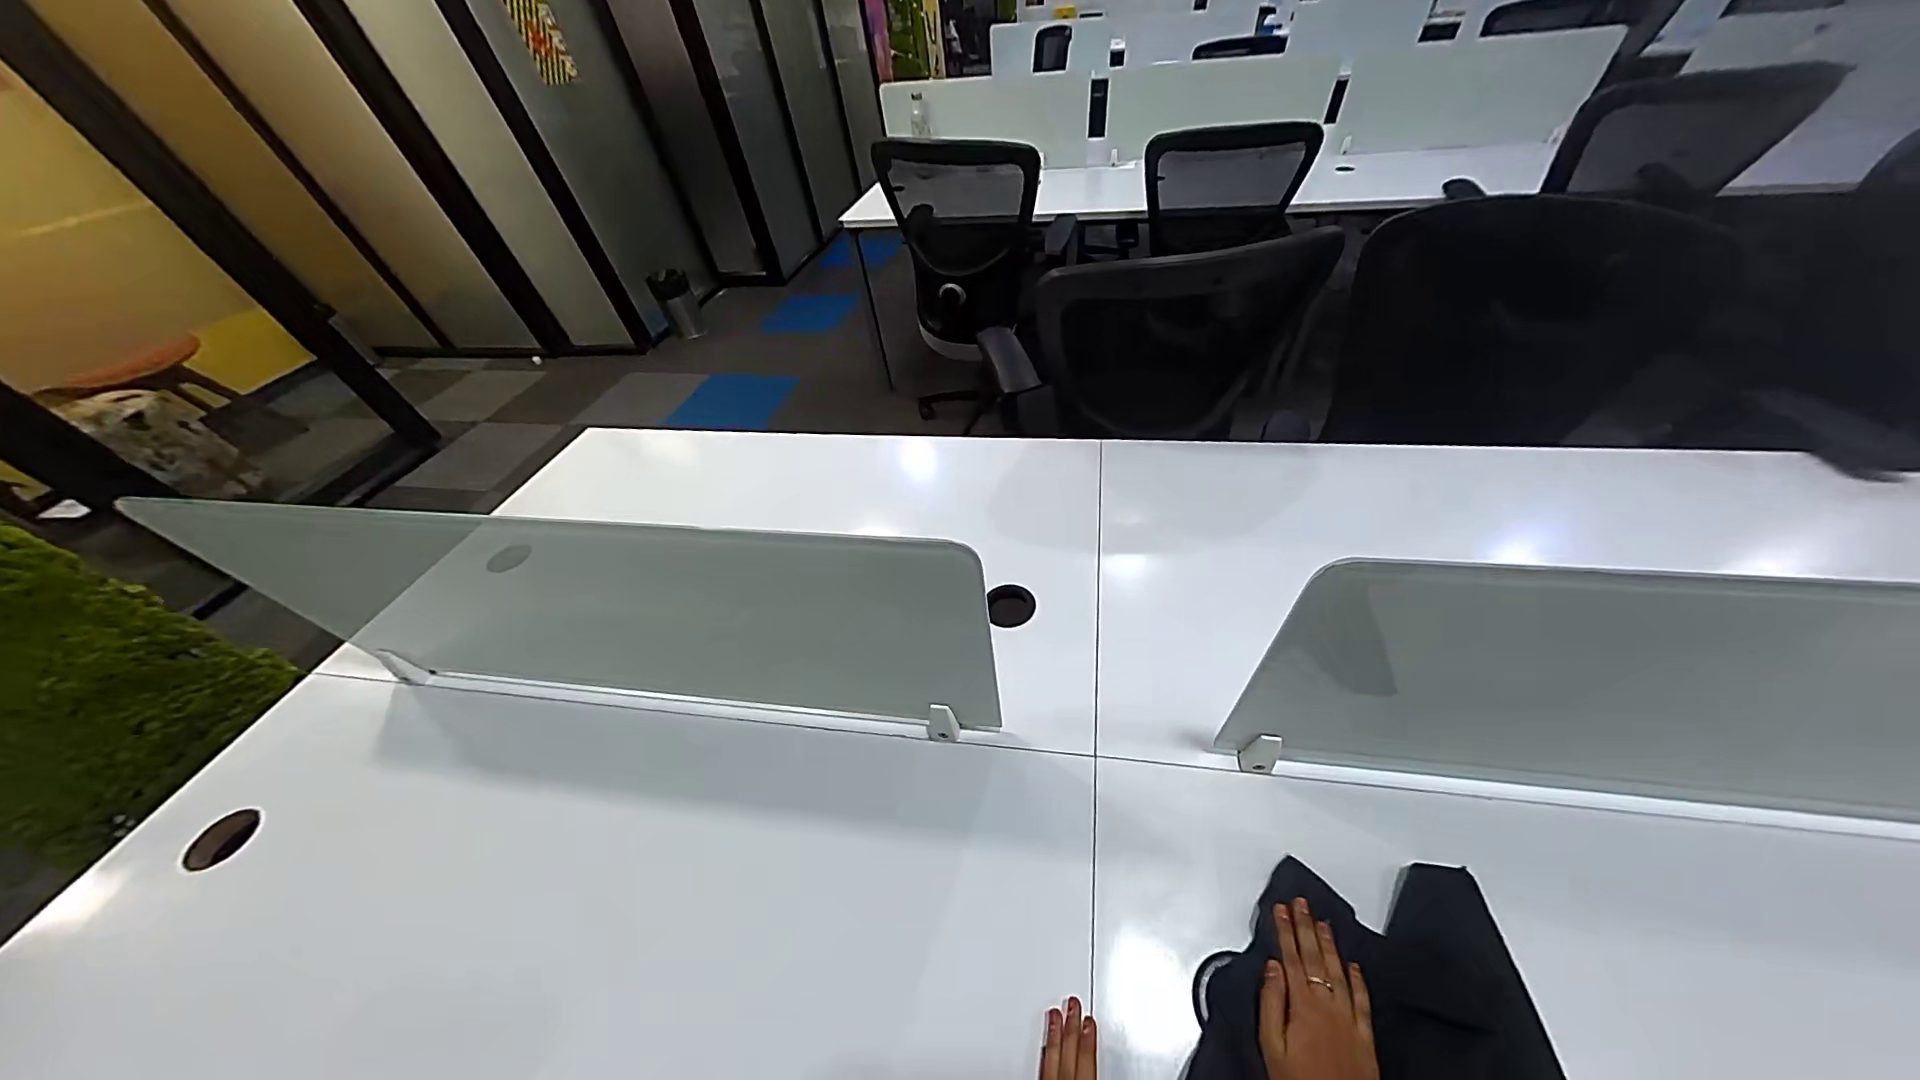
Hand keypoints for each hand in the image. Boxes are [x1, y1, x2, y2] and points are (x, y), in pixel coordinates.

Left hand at [1039, 995, 1095, 1079]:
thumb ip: (1093, 1072)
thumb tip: (1101, 1066)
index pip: (1086, 1055)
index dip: (1089, 1035)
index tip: (1088, 1018)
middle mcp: (1063, 1079)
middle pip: (1069, 1046)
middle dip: (1072, 1022)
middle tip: (1072, 1002)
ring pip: (1051, 1052)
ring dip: (1054, 1031)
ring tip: (1054, 1011)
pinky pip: (1040, 1065)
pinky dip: (1043, 1052)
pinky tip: (1043, 1044)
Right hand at [1258, 898, 1377, 1079]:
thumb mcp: (1271, 1045)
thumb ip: (1270, 1002)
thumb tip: (1272, 968)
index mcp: (1302, 1006)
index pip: (1291, 958)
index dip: (1285, 930)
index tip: (1280, 909)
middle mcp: (1328, 1006)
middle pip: (1314, 957)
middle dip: (1305, 926)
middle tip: (1300, 903)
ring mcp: (1349, 1020)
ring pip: (1338, 972)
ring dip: (1329, 944)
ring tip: (1322, 922)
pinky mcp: (1365, 1036)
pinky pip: (1362, 1000)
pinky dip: (1358, 980)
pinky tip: (1354, 965)